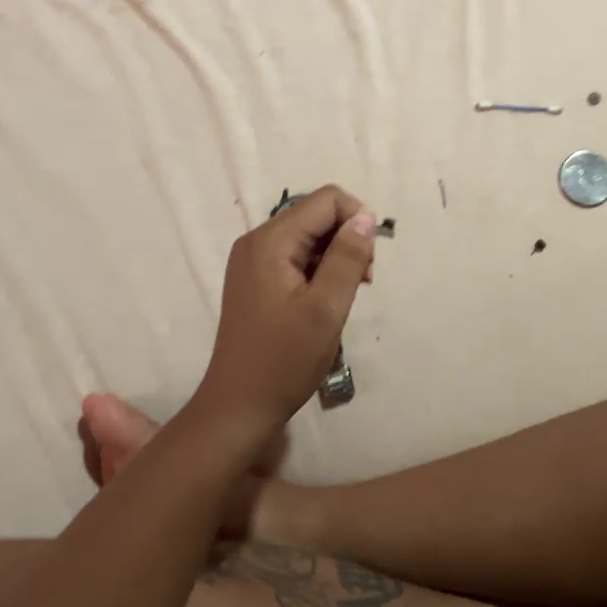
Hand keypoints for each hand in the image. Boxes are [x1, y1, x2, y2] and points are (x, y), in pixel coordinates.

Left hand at [195, 185, 376, 428]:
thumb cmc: (285, 359)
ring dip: (335, 258)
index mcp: (270, 242)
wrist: (240, 406)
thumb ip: (348, 257)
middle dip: (347, 240)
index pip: (327, 200)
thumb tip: (366, 217)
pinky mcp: (256, 280)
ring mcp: (253, 261)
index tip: (367, 264)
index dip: (356, 221)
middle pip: (316, 214)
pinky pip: (296, 257)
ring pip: (309, 236)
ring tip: (343, 298)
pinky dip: (318, 271)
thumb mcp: (327, 308)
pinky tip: (324, 303)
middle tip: (360, 284)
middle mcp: (257, 242)